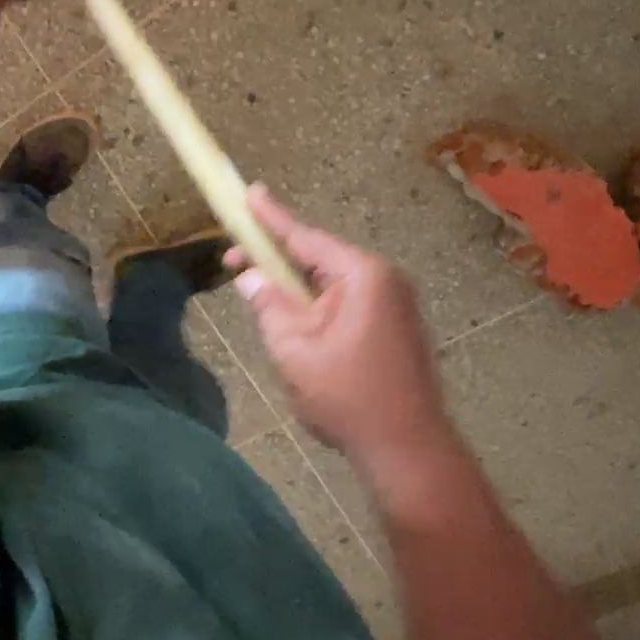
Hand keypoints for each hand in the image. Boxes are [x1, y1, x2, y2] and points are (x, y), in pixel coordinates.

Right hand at [225, 185, 460, 472]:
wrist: (406, 447)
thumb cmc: (346, 396)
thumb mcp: (293, 349)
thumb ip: (269, 306)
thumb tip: (250, 278)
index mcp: (362, 276)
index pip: (305, 237)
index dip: (271, 218)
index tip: (249, 193)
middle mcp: (384, 280)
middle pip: (318, 259)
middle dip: (276, 261)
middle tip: (233, 261)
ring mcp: (395, 304)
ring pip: (330, 285)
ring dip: (295, 290)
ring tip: (262, 300)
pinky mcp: (395, 327)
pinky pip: (346, 303)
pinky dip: (316, 307)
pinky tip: (296, 324)